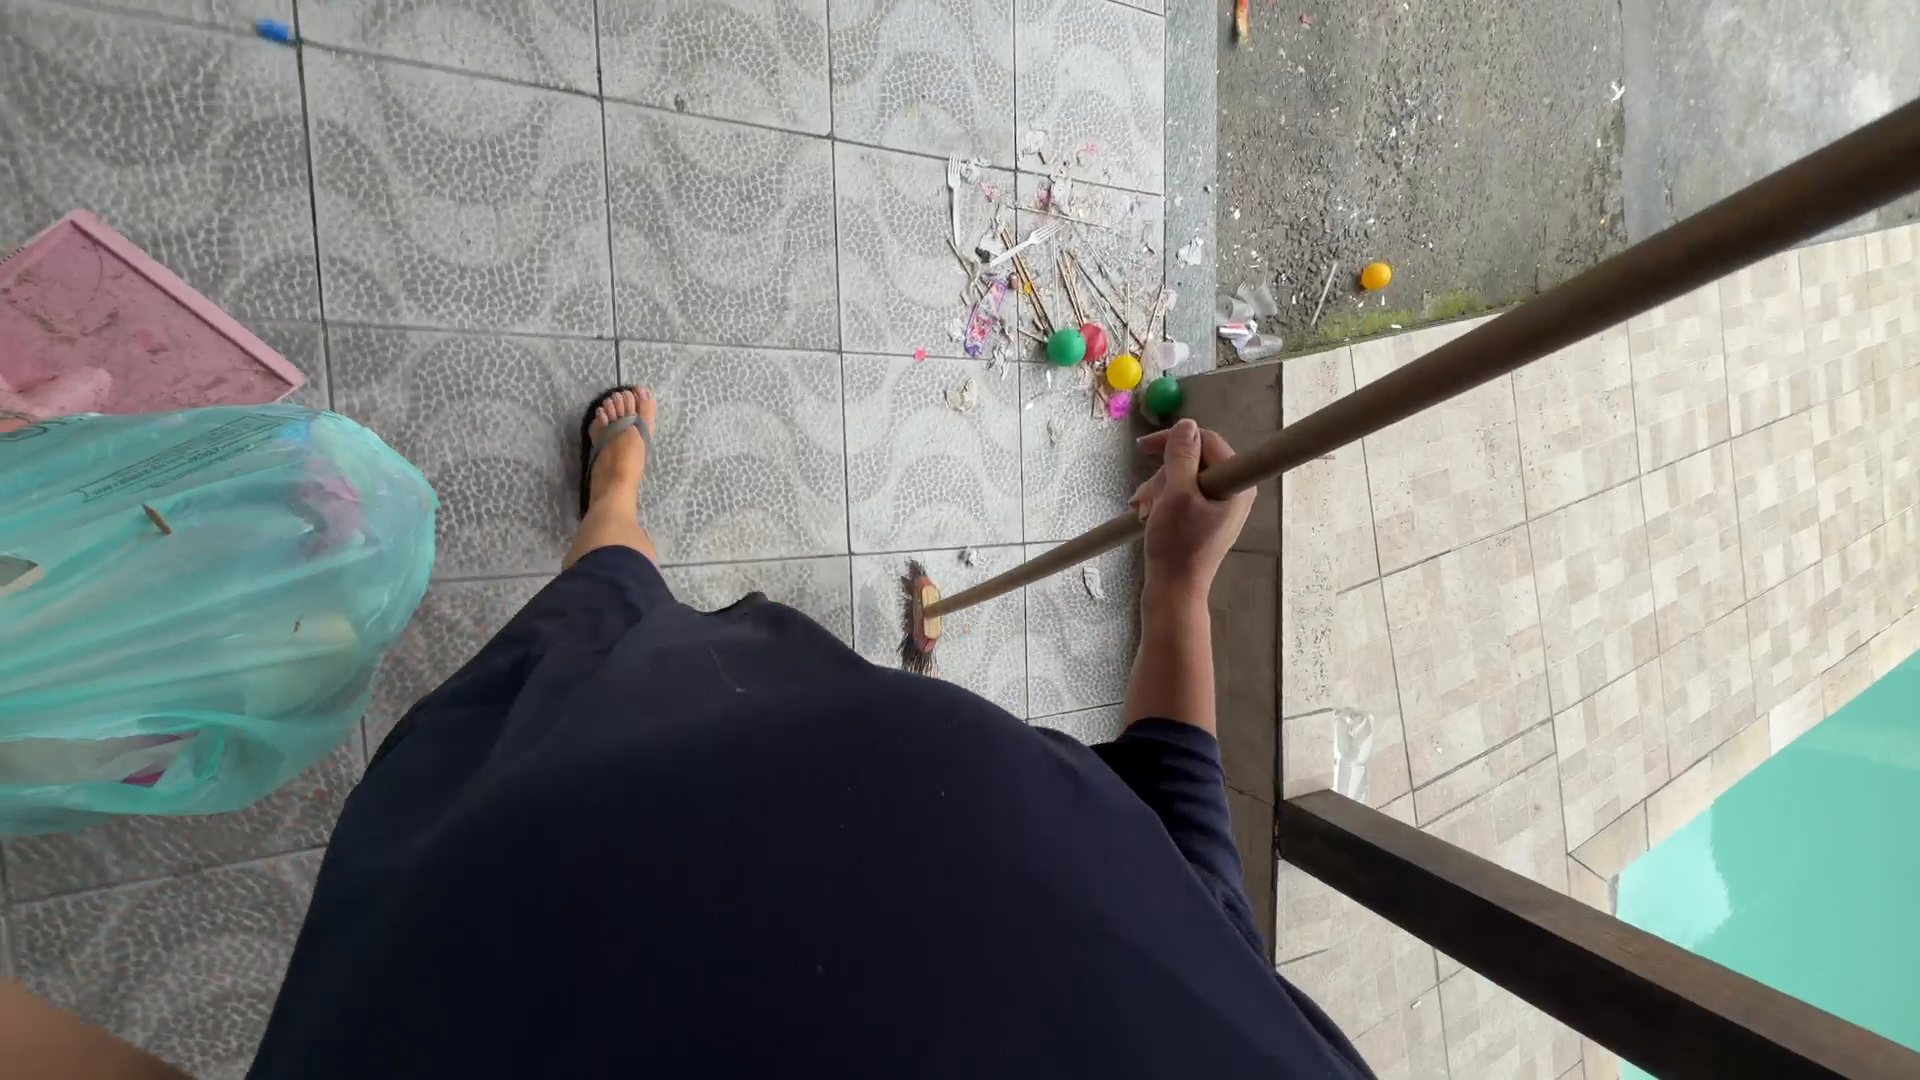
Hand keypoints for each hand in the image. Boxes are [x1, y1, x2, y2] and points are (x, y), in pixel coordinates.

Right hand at [1131, 419, 1255, 595]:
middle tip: (1143, 497)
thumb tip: (1187, 425)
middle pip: (1192, 460)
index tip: (1142, 447)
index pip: (1207, 441)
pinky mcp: (1205, 517)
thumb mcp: (1175, 494)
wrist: (1174, 588)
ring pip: (1182, 477)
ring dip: (1157, 489)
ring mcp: (1219, 505)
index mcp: (1235, 483)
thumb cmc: (1177, 543)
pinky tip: (1146, 513)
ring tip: (1142, 509)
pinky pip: (1182, 495)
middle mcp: (1232, 490)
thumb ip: (1181, 457)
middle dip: (1162, 474)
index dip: (1173, 439)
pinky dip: (1161, 500)